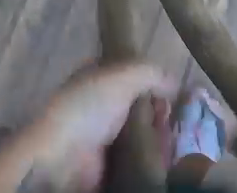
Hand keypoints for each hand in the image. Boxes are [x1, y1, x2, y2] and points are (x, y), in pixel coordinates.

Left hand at [30, 62, 174, 190]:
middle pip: (138, 104)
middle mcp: (100, 104)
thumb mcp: (124, 75)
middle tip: (169, 117)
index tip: (169, 89)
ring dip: (157, 134)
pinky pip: (136, 157)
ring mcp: (103, 136)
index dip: (150, 78)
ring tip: (169, 137)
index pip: (130, 72)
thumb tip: (174, 82)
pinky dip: (151, 157)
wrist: (62, 158)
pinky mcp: (108, 164)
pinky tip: (164, 155)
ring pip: (140, 132)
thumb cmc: (89, 106)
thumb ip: (151, 73)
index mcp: (97, 76)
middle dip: (157, 109)